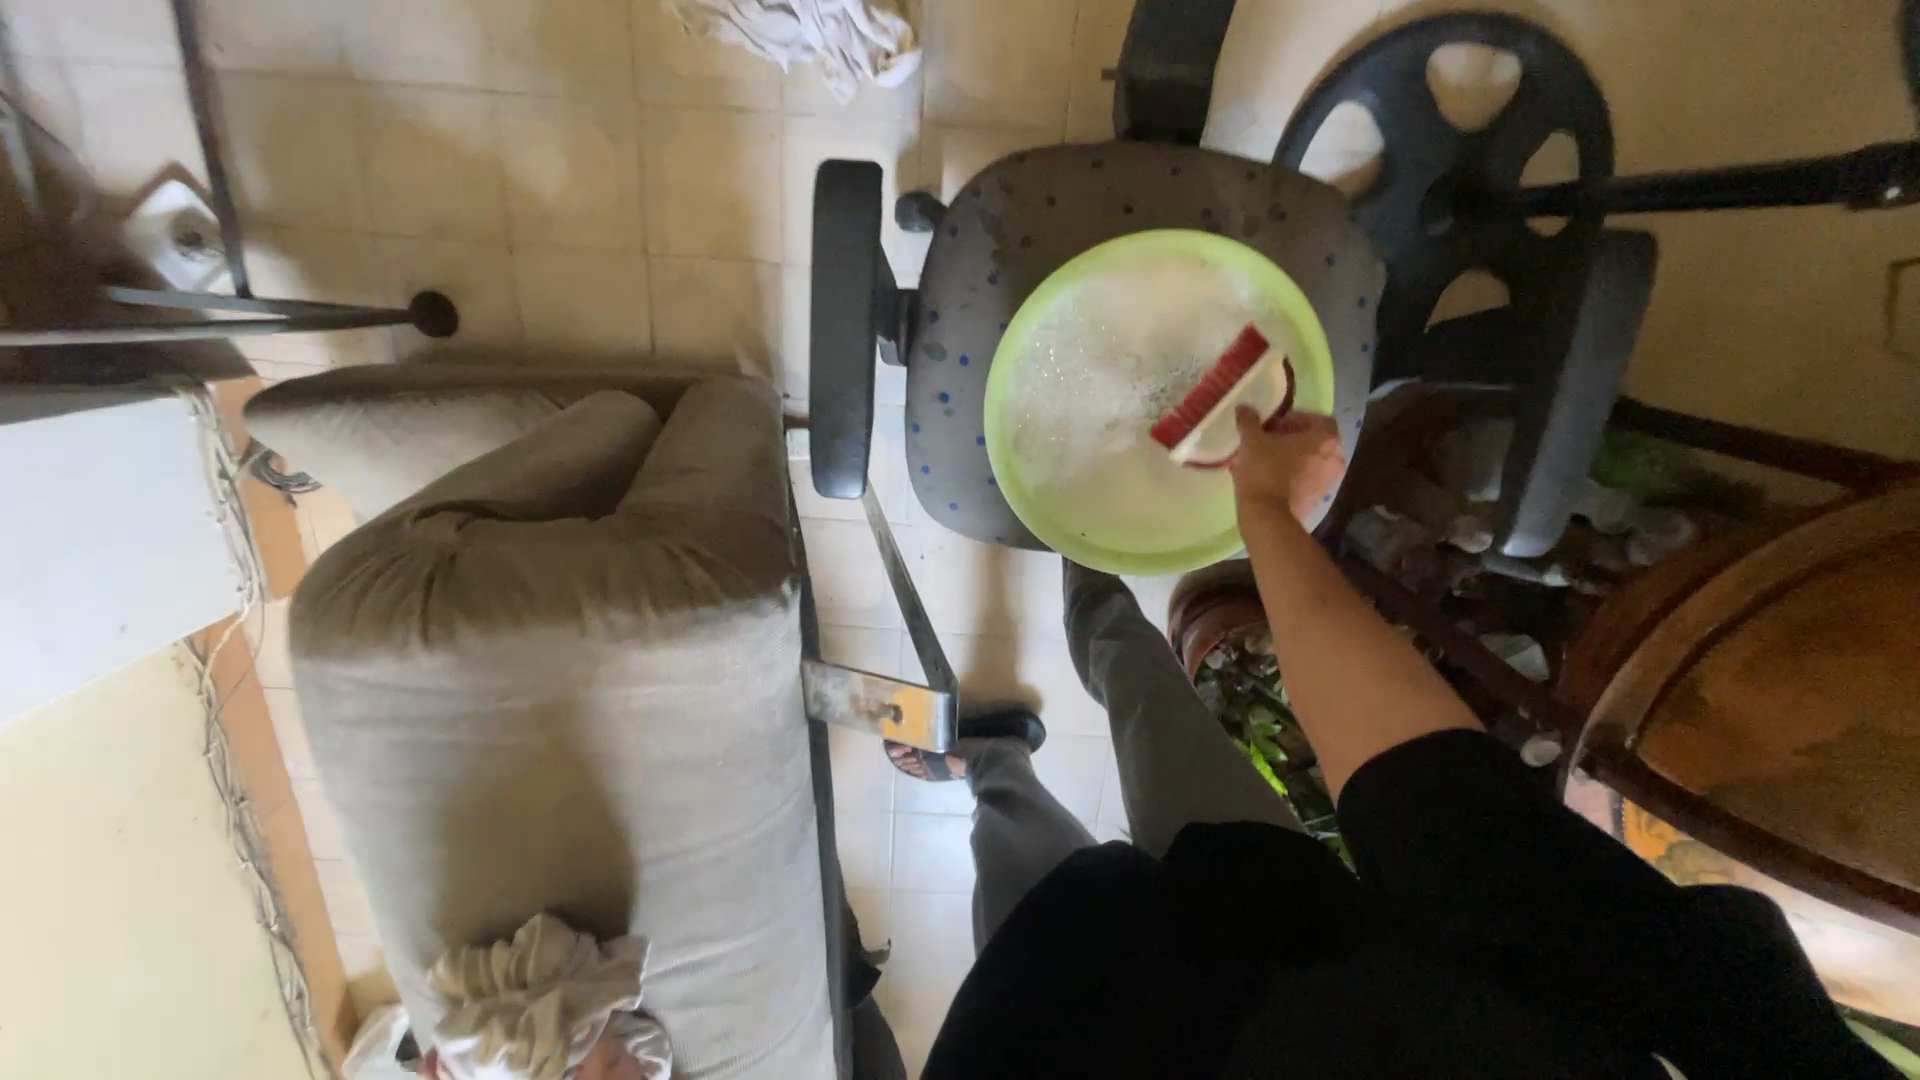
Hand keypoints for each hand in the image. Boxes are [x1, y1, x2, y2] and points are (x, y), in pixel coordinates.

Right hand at [1228, 406, 1345, 525]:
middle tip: (1269, 440)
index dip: (1294, 418)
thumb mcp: (1251, 441)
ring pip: (1313, 460)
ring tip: (1269, 460)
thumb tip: (1243, 407)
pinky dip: (1296, 474)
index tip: (1273, 425)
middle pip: (1316, 439)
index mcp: (1325, 438)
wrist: (1268, 516)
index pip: (1316, 418)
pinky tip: (1273, 478)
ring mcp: (1330, 480)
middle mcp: (1335, 456)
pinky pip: (1310, 478)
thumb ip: (1249, 421)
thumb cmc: (1264, 471)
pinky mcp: (1320, 498)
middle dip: (1294, 437)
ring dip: (1295, 456)